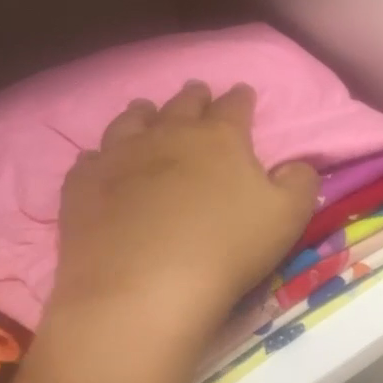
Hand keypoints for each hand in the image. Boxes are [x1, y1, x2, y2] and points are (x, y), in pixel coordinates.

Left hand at [54, 81, 318, 342]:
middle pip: (182, 106)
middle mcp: (168, 137)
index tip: (243, 92)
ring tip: (146, 109)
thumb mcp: (290, 215)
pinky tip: (101, 158)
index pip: (234, 106)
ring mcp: (119, 160)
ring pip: (131, 122)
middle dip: (193, 96)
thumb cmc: (228, 248)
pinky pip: (90, 159)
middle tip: (197, 90)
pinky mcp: (82, 189)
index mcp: (221, 138)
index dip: (241, 97)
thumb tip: (293, 165)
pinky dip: (100, 154)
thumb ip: (300, 181)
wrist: (141, 292)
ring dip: (144, 113)